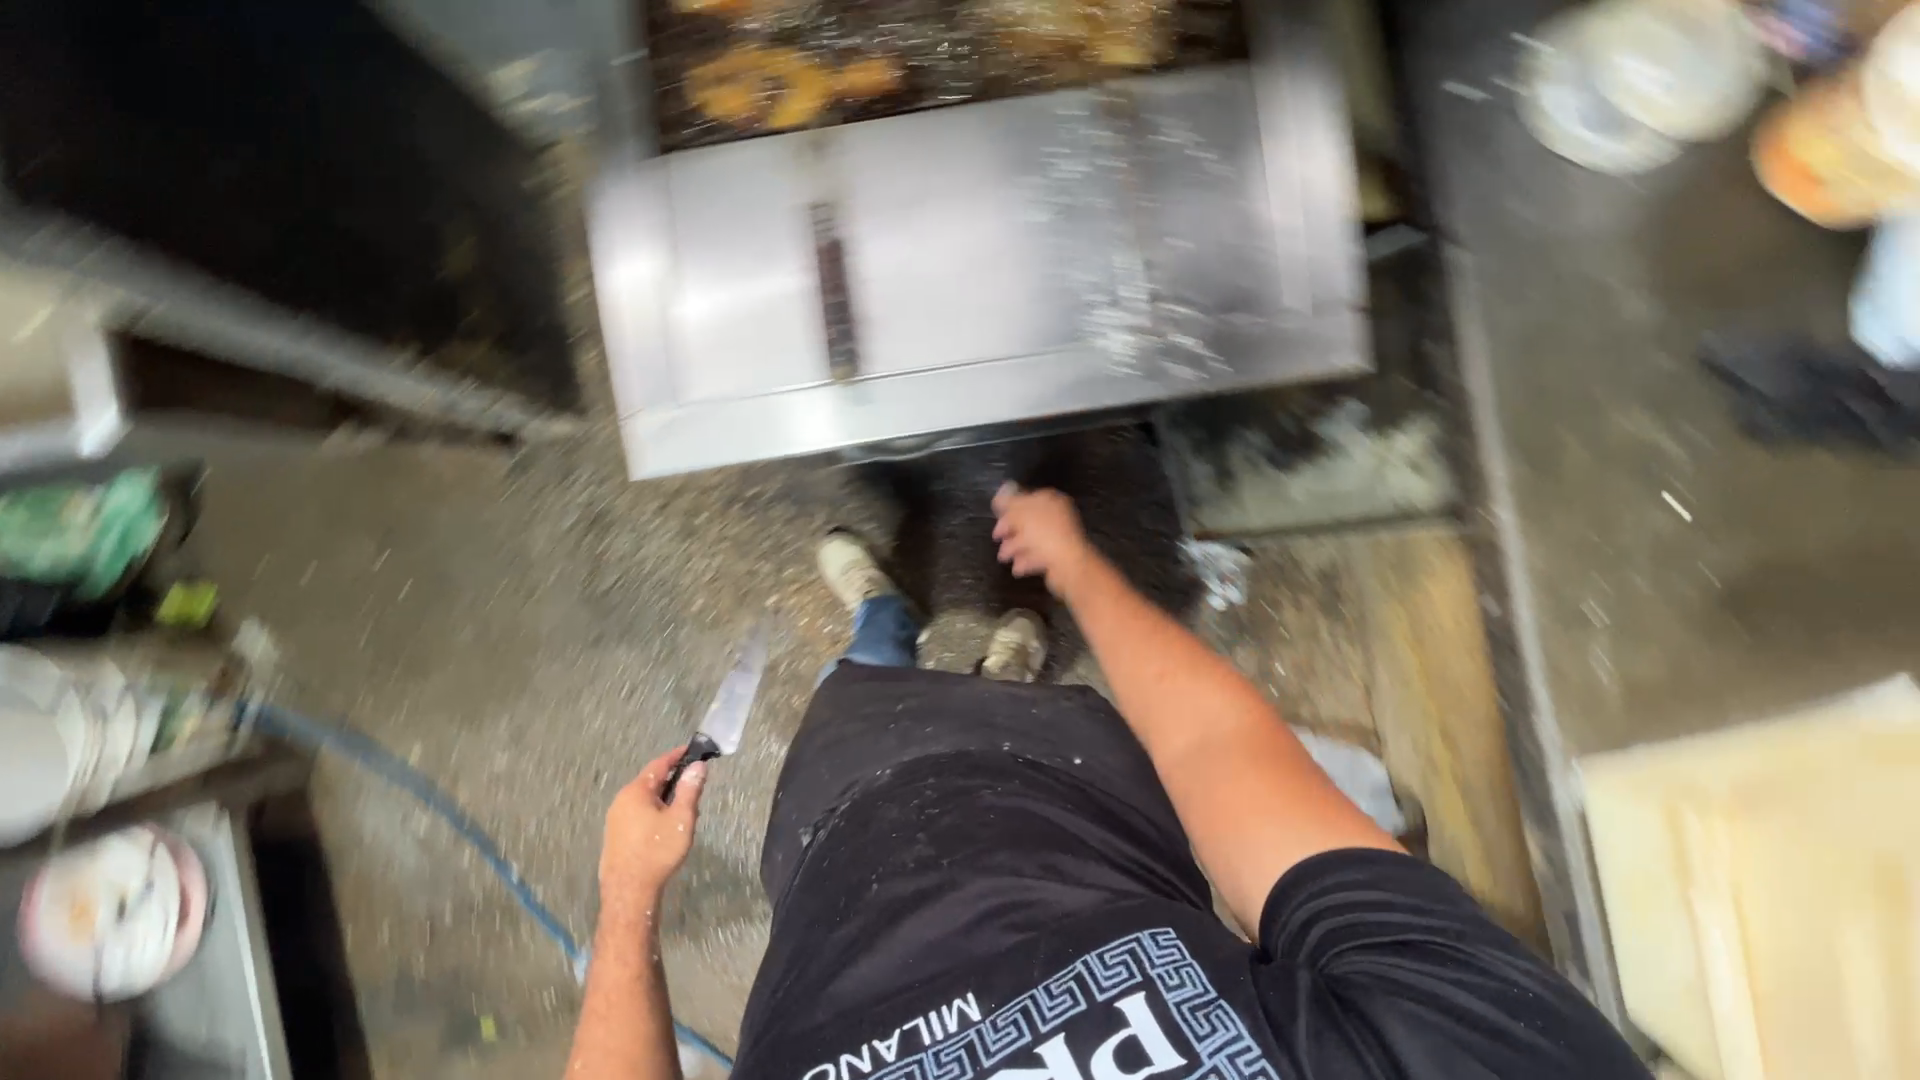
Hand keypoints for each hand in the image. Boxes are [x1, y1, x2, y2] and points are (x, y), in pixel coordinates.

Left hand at [598, 745, 704, 907]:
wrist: (629, 892)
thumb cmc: (657, 851)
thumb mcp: (681, 818)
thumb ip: (689, 789)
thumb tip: (698, 766)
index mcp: (636, 791)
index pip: (659, 764)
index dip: (677, 756)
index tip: (693, 751)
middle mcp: (621, 800)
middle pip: (651, 781)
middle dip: (673, 781)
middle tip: (694, 786)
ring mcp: (615, 819)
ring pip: (644, 800)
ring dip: (664, 799)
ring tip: (684, 810)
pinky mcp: (614, 836)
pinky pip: (637, 814)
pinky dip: (653, 812)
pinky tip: (665, 828)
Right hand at [992, 484, 1100, 596]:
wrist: (1067, 564)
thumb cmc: (1044, 534)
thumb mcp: (1020, 514)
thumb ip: (1008, 503)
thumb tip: (1000, 495)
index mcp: (1049, 500)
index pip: (1026, 498)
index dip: (1009, 507)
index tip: (996, 516)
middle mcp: (1055, 516)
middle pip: (1027, 520)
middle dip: (1010, 530)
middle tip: (997, 538)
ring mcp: (1058, 536)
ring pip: (1031, 539)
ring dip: (1015, 547)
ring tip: (1004, 557)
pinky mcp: (1058, 555)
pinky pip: (1038, 555)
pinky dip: (1026, 560)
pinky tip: (1017, 567)